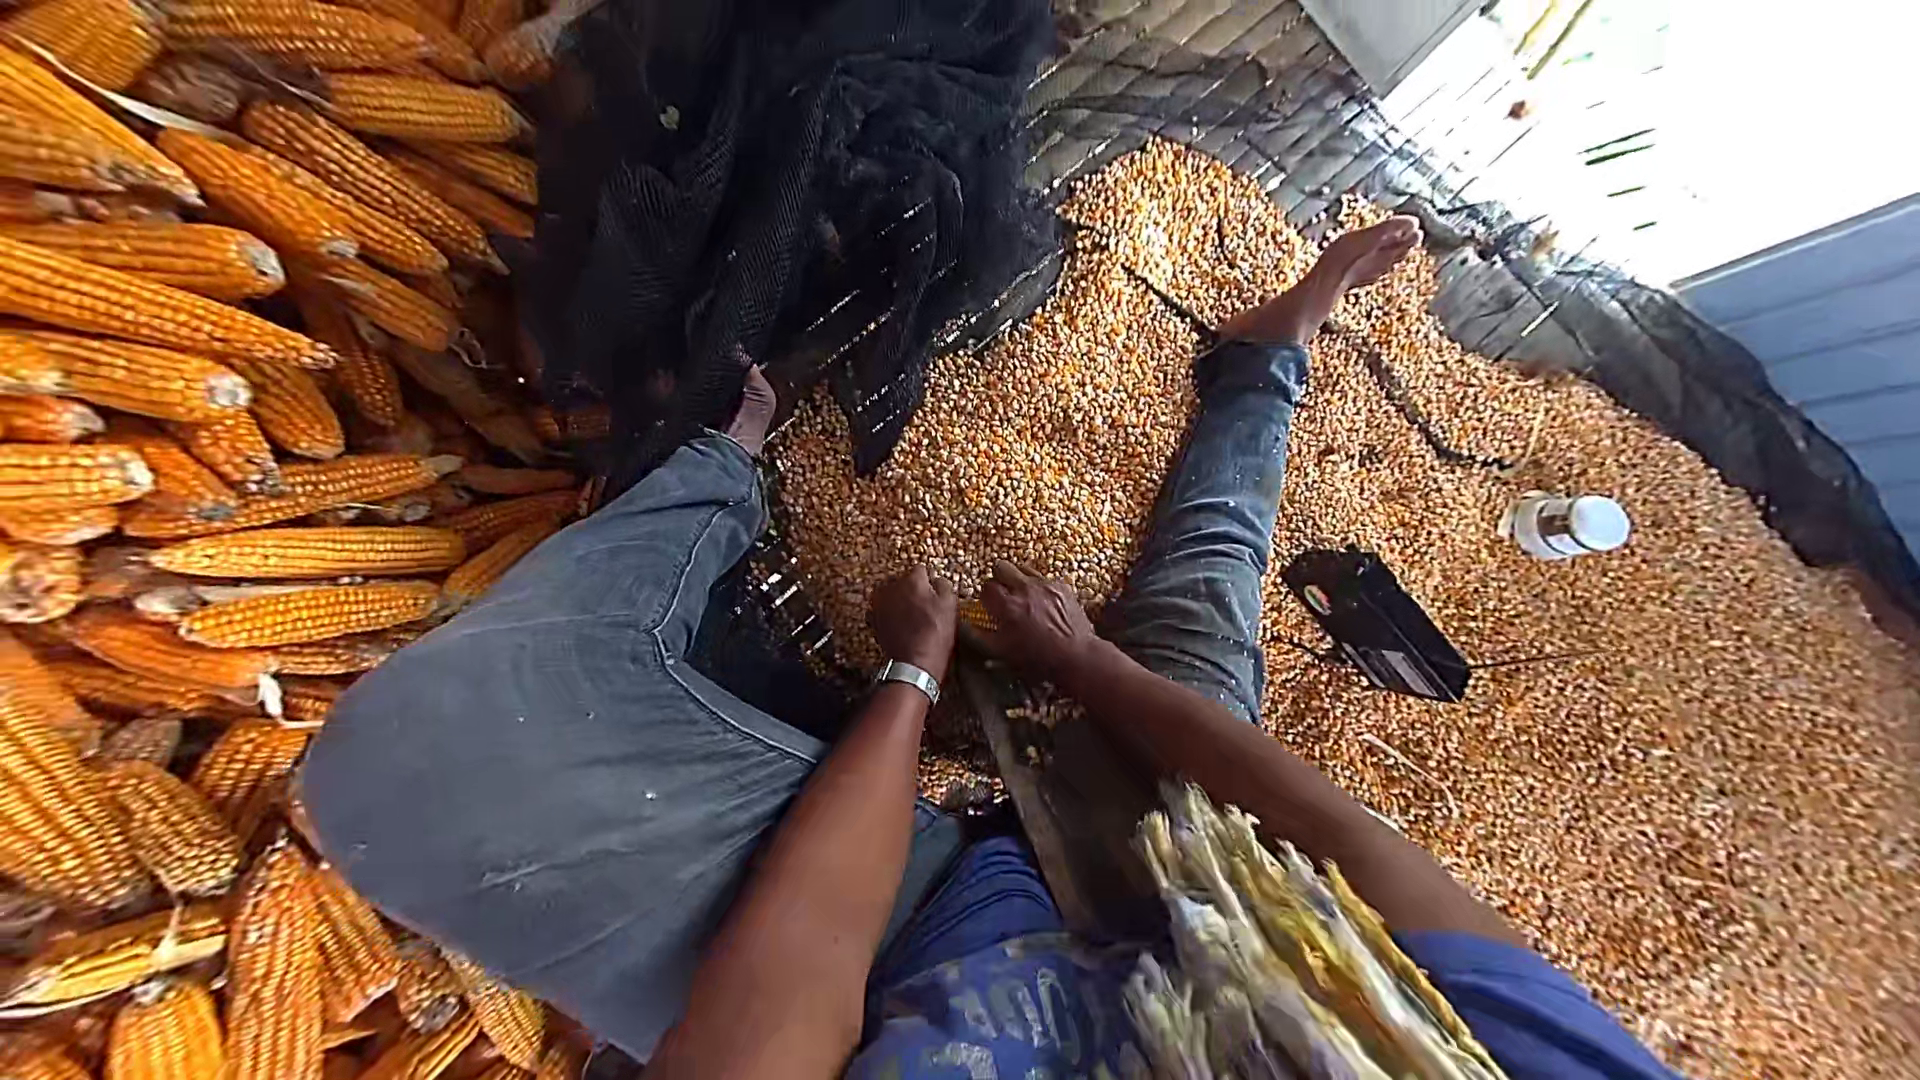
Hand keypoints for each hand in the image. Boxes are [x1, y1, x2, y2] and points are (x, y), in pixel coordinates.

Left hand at [868, 566, 957, 680]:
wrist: (914, 663)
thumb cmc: (934, 634)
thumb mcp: (950, 605)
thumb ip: (943, 585)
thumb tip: (936, 580)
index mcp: (912, 580)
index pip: (921, 569)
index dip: (930, 581)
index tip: (934, 591)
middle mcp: (892, 587)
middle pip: (903, 580)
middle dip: (912, 588)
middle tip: (923, 604)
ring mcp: (880, 603)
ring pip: (891, 593)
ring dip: (898, 599)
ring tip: (910, 614)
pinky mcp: (873, 619)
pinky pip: (882, 608)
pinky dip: (889, 612)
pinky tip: (899, 622)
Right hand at [976, 560, 1101, 682]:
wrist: (1076, 656)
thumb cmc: (1037, 659)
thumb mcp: (1001, 652)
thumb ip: (977, 636)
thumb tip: (961, 623)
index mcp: (1007, 606)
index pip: (986, 586)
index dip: (986, 596)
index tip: (990, 605)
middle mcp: (1025, 589)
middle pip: (1001, 566)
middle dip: (999, 578)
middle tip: (1003, 593)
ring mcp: (1045, 585)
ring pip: (1023, 568)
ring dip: (1019, 579)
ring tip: (1023, 595)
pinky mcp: (1061, 585)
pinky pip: (1043, 577)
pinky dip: (1039, 586)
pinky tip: (1043, 601)